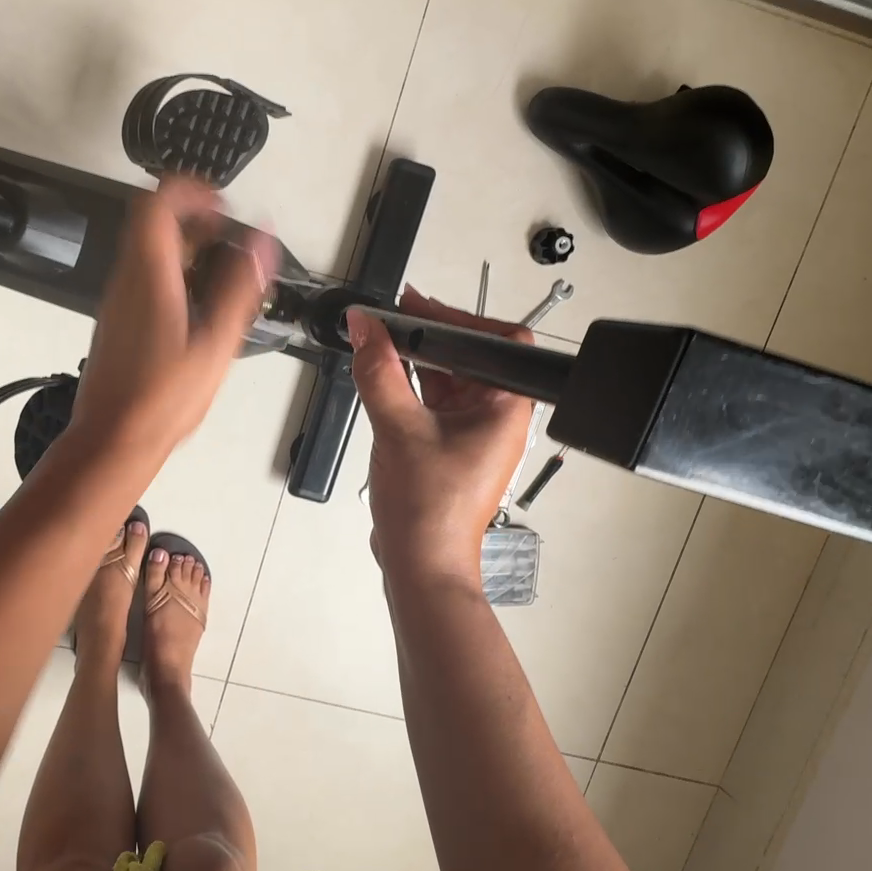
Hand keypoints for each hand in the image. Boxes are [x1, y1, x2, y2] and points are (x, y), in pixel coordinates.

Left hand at [66, 177, 277, 462]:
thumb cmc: (159, 399)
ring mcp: (117, 303)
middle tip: (228, 238)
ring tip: (221, 277)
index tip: (221, 204)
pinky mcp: (116, 324)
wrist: (114, 439)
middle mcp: (125, 281)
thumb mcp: (216, 342)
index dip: (191, 189)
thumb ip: (240, 287)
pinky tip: (198, 311)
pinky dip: (172, 277)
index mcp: (148, 275)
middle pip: (152, 223)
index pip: (157, 201)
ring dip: (185, 250)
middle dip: (195, 220)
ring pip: (147, 253)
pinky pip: (142, 281)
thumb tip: (260, 243)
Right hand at [347, 287, 535, 579]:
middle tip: (391, 319)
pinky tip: (381, 376)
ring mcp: (471, 434)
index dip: (459, 318)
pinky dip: (408, 387)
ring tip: (379, 342)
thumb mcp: (400, 428)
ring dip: (415, 361)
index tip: (416, 306)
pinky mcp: (447, 447)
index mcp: (506, 408)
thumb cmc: (431, 510)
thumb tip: (365, 327)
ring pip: (447, 380)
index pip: (499, 341)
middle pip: (469, 357)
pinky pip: (431, 404)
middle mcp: (496, 418)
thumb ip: (380, 372)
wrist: (421, 563)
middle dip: (429, 335)